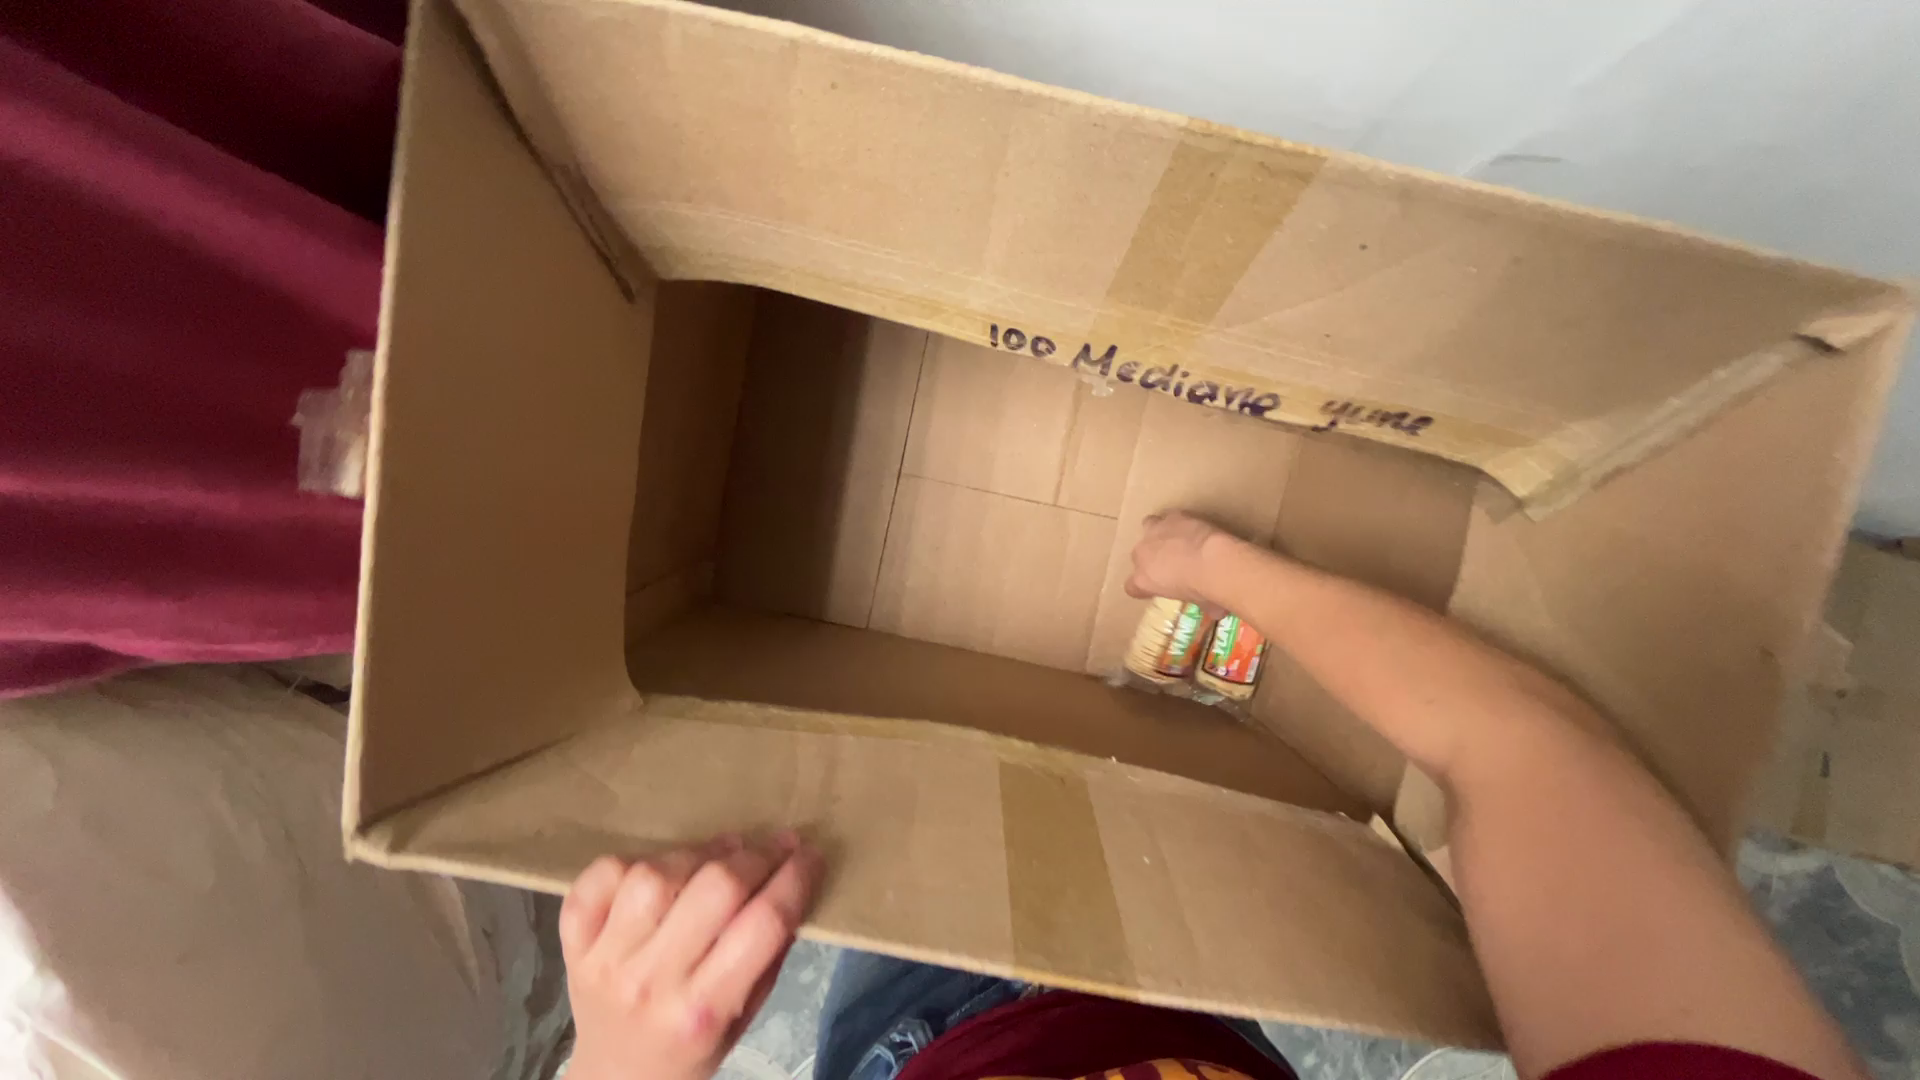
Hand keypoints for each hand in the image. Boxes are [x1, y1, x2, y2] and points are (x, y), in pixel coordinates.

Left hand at [560, 832, 821, 1079]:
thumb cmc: (692, 1047)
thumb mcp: (746, 1014)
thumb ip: (770, 951)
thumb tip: (794, 876)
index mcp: (703, 1011)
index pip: (763, 924)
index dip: (795, 877)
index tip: (811, 854)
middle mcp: (652, 983)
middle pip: (715, 889)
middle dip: (757, 856)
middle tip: (774, 847)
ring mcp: (606, 960)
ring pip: (657, 874)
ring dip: (699, 854)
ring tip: (717, 858)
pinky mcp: (574, 941)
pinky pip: (602, 876)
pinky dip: (633, 861)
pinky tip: (659, 870)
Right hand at [1125, 512, 1237, 605]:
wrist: (1214, 562)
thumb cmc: (1206, 591)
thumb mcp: (1202, 604)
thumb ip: (1200, 604)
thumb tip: (1214, 610)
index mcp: (1143, 581)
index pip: (1131, 586)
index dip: (1144, 587)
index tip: (1158, 588)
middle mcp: (1142, 555)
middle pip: (1138, 555)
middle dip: (1153, 558)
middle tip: (1173, 563)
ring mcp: (1154, 532)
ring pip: (1147, 526)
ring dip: (1159, 532)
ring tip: (1176, 537)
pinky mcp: (1172, 517)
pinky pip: (1170, 516)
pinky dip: (1180, 521)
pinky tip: (1194, 527)